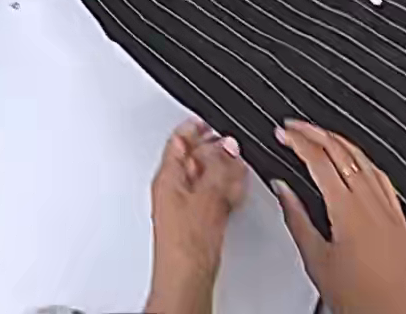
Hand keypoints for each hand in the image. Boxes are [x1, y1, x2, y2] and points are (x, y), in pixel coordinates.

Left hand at [146, 119, 247, 313]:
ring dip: (222, 169)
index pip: (179, 140)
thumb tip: (229, 146)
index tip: (209, 121)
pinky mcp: (197, 224)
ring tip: (238, 163)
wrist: (188, 284)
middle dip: (213, 148)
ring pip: (204, 177)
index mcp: (167, 177)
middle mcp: (173, 189)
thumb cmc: (185, 246)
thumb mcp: (207, 197)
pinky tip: (236, 189)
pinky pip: (212, 197)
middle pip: (193, 157)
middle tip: (230, 143)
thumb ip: (219, 168)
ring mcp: (185, 207)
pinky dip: (224, 189)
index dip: (195, 127)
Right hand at [272, 120, 405, 313]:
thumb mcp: (317, 261)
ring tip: (320, 134)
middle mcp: (370, 201)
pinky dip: (363, 159)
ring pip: (362, 158)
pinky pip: (381, 176)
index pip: (317, 158)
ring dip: (337, 140)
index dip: (296, 140)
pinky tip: (357, 160)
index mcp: (346, 208)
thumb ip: (296, 218)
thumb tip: (282, 189)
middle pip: (339, 149)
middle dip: (313, 132)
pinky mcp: (400, 220)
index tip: (282, 133)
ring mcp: (388, 208)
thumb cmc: (361, 302)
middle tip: (294, 126)